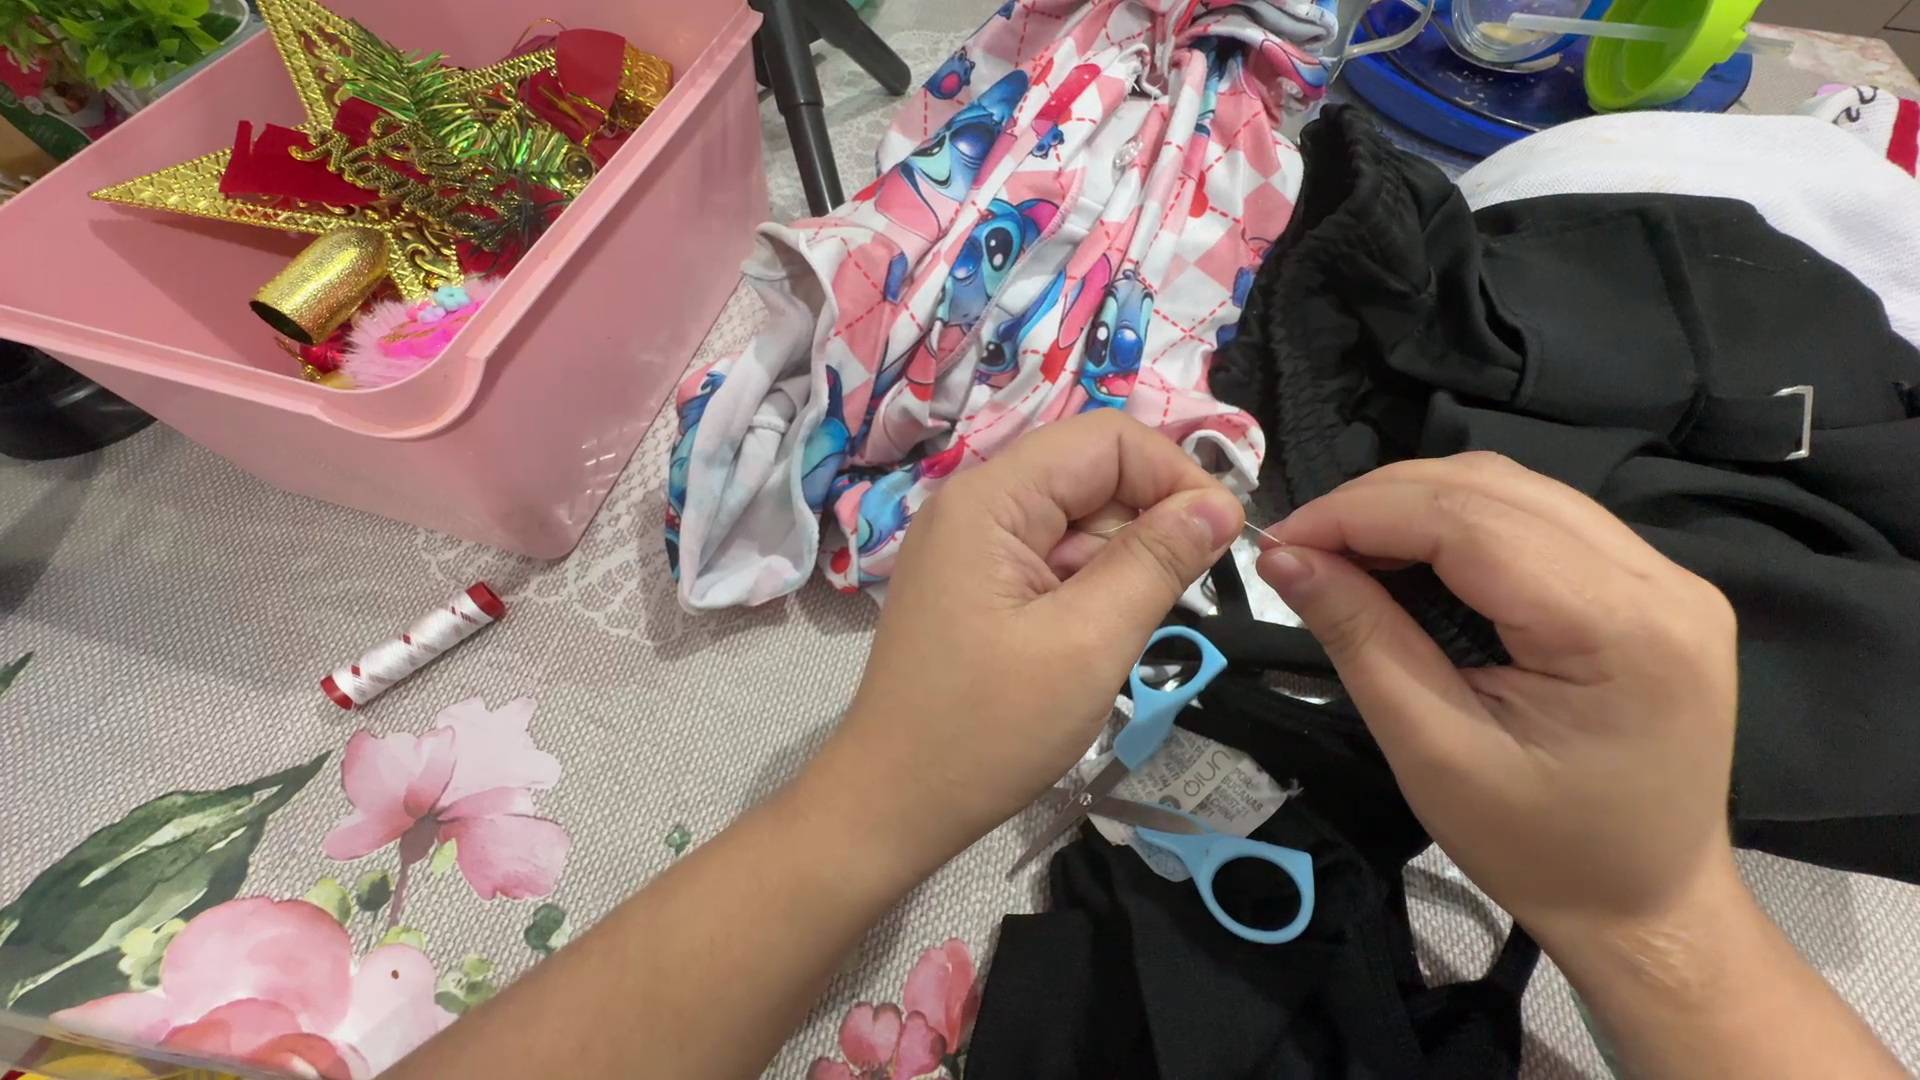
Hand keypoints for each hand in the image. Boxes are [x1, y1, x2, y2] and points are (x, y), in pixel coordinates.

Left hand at [816, 410, 1243, 872]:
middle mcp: (975, 504)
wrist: (894, 802)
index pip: (1106, 440)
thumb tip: (1220, 506)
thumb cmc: (985, 730)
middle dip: (1145, 526)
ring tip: (1113, 635)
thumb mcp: (1088, 643)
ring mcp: (971, 545)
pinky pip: (1051, 558)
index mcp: (990, 499)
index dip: (1173, 476)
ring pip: (1077, 522)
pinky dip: (1087, 589)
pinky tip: (1086, 640)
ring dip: (1117, 565)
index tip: (1219, 540)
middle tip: (1169, 601)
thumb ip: (1156, 562)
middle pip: (1090, 475)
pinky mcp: (976, 582)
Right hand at [1253, 453, 1739, 944]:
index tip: (1277, 540)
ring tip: (1339, 546)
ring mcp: (1660, 576)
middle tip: (1298, 545)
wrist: (1640, 900)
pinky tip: (1400, 553)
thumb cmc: (1534, 843)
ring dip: (1407, 503)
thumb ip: (1359, 636)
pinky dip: (1445, 519)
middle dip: (1374, 501)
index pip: (1467, 521)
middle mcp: (1659, 580)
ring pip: (1505, 487)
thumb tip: (1283, 557)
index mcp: (1620, 630)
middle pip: (1488, 487)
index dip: (1358, 514)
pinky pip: (1525, 514)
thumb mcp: (1427, 746)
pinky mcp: (1640, 583)